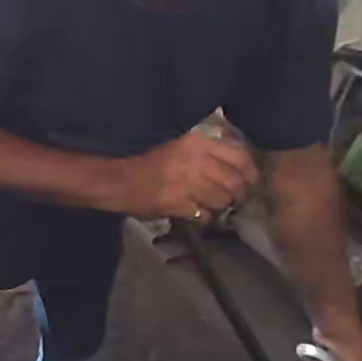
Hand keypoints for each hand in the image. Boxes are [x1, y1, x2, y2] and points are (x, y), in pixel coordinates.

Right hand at [116, 130, 259, 220]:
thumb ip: (199, 148)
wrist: (111, 176)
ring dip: (219, 207)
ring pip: (221, 201)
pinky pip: (202, 215)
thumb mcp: (172, 142)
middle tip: (232, 199)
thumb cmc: (139, 156)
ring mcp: (186, 184)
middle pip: (234, 183)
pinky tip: (194, 215)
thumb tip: (225, 160)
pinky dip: (202, 218)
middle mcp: (195, 162)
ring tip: (210, 207)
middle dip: (237, 194)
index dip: (249, 173)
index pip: (239, 157)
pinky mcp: (176, 204)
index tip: (249, 181)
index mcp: (196, 142)